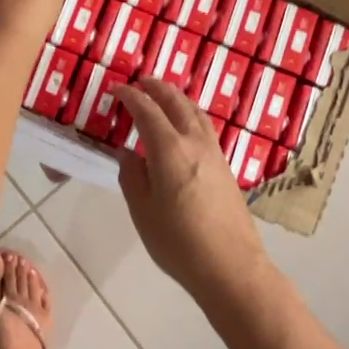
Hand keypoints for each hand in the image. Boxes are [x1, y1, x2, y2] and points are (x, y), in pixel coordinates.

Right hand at [113, 80, 270, 303]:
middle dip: (157, 88)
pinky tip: (186, 125)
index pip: (147, 110)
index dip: (130, 96)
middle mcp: (194, 142)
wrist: (231, 267)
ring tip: (164, 95)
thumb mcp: (143, 212)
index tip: (116, 89)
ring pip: (195, 111)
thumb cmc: (179, 243)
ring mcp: (215, 153)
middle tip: (141, 81)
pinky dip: (190, 114)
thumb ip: (132, 177)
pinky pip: (205, 126)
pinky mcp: (226, 166)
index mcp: (169, 149)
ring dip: (177, 98)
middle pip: (176, 102)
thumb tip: (127, 154)